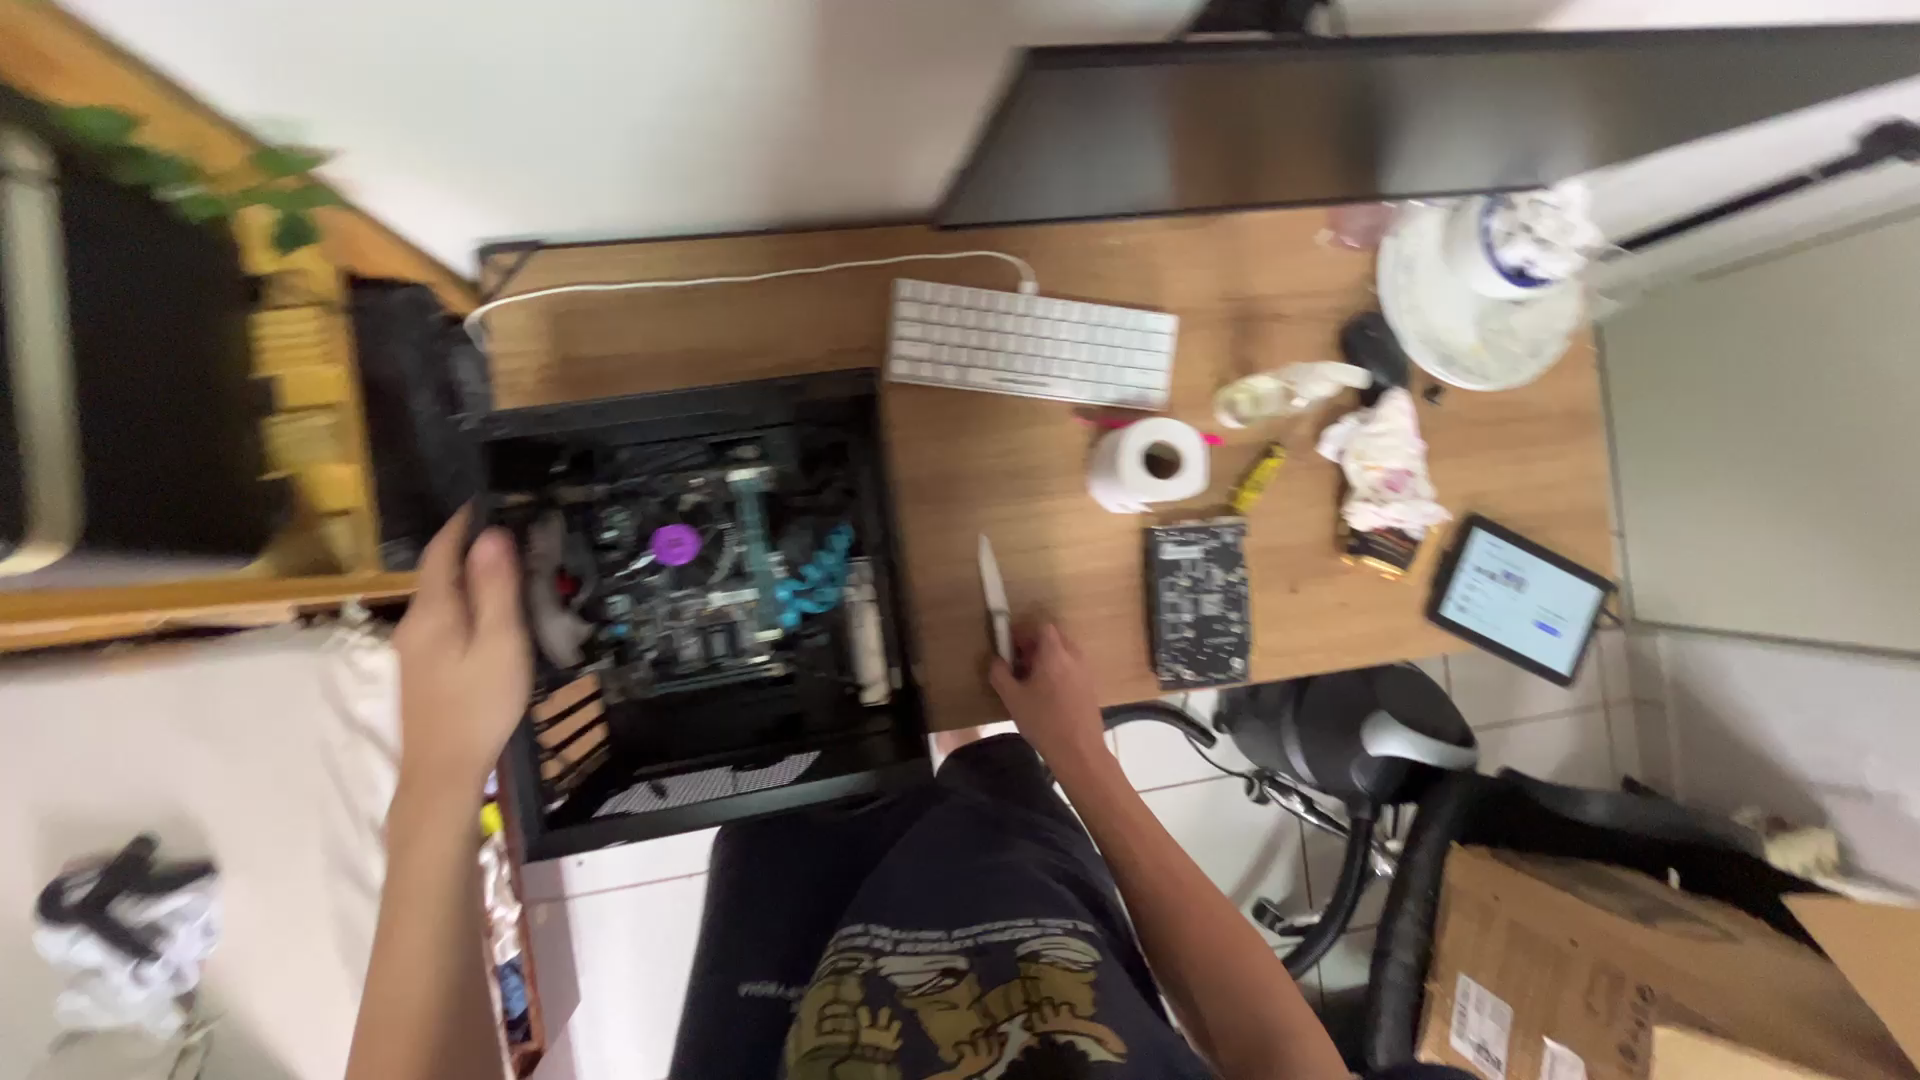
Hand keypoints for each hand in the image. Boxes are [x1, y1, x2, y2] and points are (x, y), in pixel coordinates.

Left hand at [392, 507, 530, 800]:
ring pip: (442, 598)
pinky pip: (445, 619)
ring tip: (508, 568)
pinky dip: (467, 602)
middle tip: (510, 533)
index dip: (460, 524)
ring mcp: (414, 649)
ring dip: (469, 577)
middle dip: (468, 548)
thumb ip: (496, 590)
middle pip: (438, 574)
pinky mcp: (423, 668)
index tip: (485, 501)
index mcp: (433, 612)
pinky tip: (491, 614)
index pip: (440, 552)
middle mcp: (415, 624)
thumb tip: (490, 536)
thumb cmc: (480, 704)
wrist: (444, 771)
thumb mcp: (500, 643)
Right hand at [988, 622, 1106, 769]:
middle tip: (1018, 664)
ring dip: (1046, 660)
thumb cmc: (1043, 722)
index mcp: (1055, 654)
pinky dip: (1058, 672)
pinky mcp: (1090, 687)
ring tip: (1031, 681)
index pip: (1042, 627)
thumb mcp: (1012, 699)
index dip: (1024, 633)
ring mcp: (1085, 672)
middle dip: (1034, 646)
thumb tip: (997, 661)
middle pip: (1054, 639)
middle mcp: (1073, 657)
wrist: (1079, 752)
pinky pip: (1072, 668)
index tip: (1011, 647)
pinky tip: (1047, 695)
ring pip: (1064, 654)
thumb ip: (1000, 674)